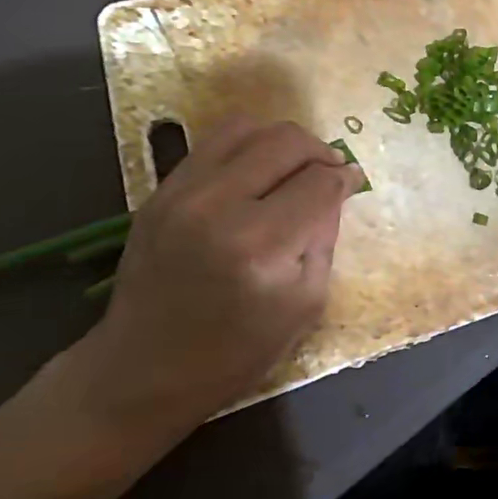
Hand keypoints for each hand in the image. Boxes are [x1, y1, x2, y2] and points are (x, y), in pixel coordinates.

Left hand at [68, 117, 364, 440]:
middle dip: (320, 151)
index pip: (319, 183)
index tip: (353, 182)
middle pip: (286, 142)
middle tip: (329, 171)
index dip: (345, 178)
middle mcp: (218, 206)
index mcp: (260, 246)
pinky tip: (256, 173)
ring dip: (282, 142)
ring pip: (248, 127)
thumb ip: (325, 236)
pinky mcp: (159, 192)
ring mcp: (181, 193)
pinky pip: (213, 143)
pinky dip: (246, 147)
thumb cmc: (236, 352)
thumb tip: (338, 186)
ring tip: (292, 166)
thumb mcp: (306, 304)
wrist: (144, 371)